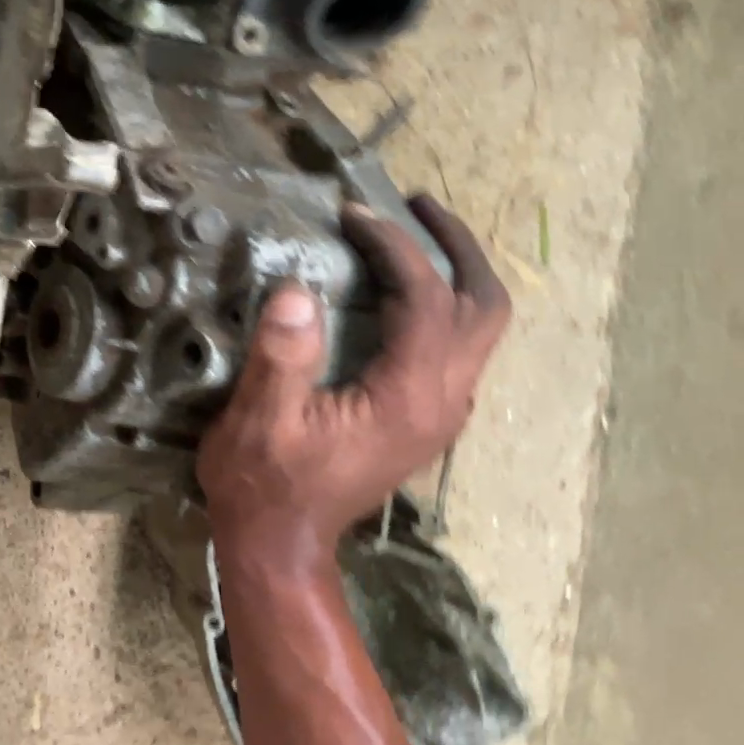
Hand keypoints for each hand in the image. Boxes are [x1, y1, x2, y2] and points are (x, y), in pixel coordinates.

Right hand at [197, 196, 512, 561]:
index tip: (351, 214)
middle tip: (415, 206)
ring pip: (477, 327)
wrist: (279, 538)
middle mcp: (442, 399)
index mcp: (409, 396)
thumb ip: (282, 358)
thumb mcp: (259, 419)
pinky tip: (391, 292)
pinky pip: (451, 344)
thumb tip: (296, 291)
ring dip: (451, 274)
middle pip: (484, 308)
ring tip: (406, 236)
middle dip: (457, 249)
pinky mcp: (420, 415)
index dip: (395, 248)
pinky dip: (434, 302)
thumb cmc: (262, 480)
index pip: (426, 301)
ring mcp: (437, 410)